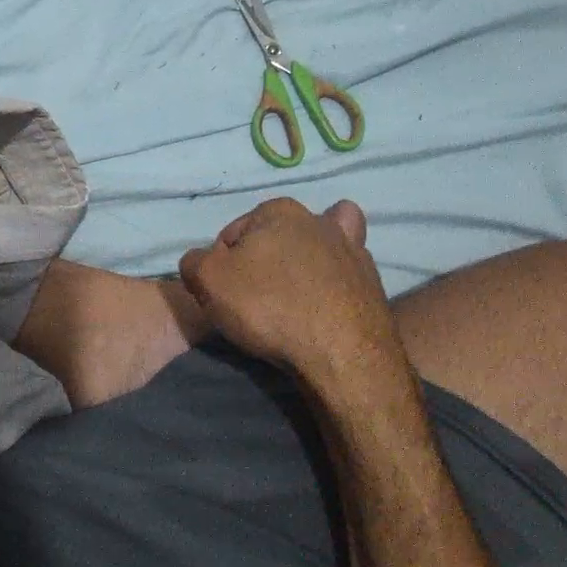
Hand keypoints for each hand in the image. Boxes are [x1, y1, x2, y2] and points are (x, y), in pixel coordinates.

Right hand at [178, 199, 398, 374]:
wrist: (341, 355)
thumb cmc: (268, 308)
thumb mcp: (206, 279)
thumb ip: (193, 261)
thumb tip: (202, 262)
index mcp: (277, 210)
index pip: (232, 234)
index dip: (221, 263)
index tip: (223, 292)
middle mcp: (318, 219)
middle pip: (274, 239)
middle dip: (262, 261)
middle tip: (252, 298)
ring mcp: (352, 250)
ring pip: (316, 247)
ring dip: (304, 263)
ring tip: (291, 294)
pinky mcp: (372, 282)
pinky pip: (344, 272)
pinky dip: (334, 280)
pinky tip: (324, 298)